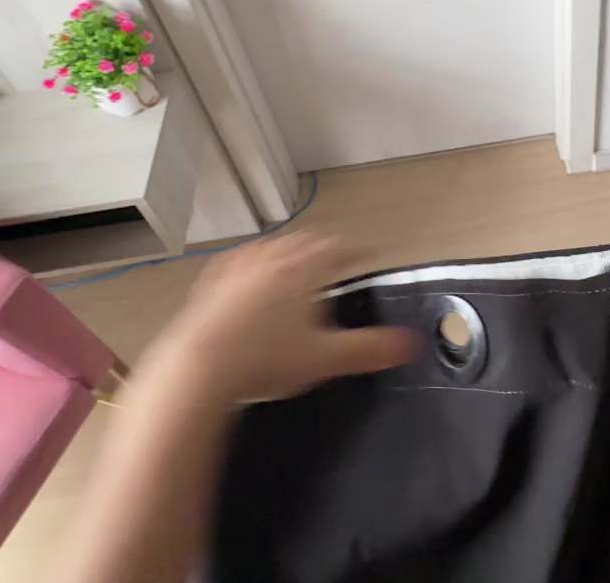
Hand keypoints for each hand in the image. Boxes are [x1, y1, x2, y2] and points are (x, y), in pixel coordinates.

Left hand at [135, 232, 416, 406]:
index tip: (371, 252)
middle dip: (324, 245)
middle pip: (305, 241)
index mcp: (304, 268)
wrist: (198, 368)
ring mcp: (238, 269)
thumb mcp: (325, 358)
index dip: (359, 250)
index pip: (340, 248)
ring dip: (288, 250)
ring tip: (296, 258)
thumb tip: (411, 344)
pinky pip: (235, 264)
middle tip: (337, 254)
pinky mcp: (211, 286)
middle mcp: (272, 258)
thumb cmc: (267, 358)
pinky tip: (246, 272)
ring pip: (270, 247)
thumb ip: (369, 349)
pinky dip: (250, 264)